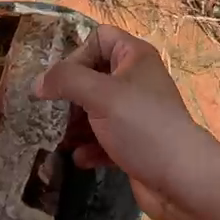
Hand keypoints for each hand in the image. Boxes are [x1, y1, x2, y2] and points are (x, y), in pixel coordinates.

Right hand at [33, 26, 218, 219]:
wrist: (183, 181)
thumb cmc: (142, 126)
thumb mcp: (100, 94)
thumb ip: (65, 81)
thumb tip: (37, 84)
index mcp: (134, 57)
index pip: (98, 37)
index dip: (77, 54)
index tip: (63, 81)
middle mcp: (135, 80)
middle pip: (92, 75)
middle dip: (70, 95)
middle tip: (52, 113)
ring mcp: (136, 113)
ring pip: (95, 109)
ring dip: (76, 123)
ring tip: (59, 138)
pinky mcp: (135, 143)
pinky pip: (104, 138)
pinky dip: (90, 146)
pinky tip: (79, 159)